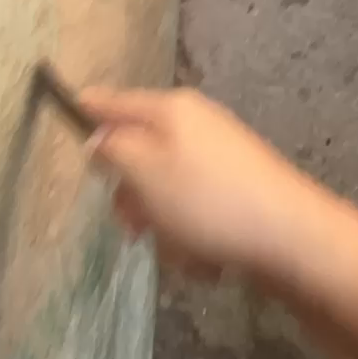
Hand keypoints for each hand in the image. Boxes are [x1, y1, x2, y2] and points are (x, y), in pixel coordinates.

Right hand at [79, 87, 326, 274]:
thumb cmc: (207, 201)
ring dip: (163, 225)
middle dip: (132, 194)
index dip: (89, 109)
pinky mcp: (238, 190)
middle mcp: (196, 125)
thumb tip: (98, 137)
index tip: (66, 110)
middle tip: (134, 225)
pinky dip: (193, 236)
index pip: (116, 101)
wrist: (291, 238)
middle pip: (140, 153)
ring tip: (182, 249)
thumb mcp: (145, 171)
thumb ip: (113, 149)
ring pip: (165, 190)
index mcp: (171, 110)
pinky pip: (195, 211)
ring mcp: (220, 157)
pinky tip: (206, 258)